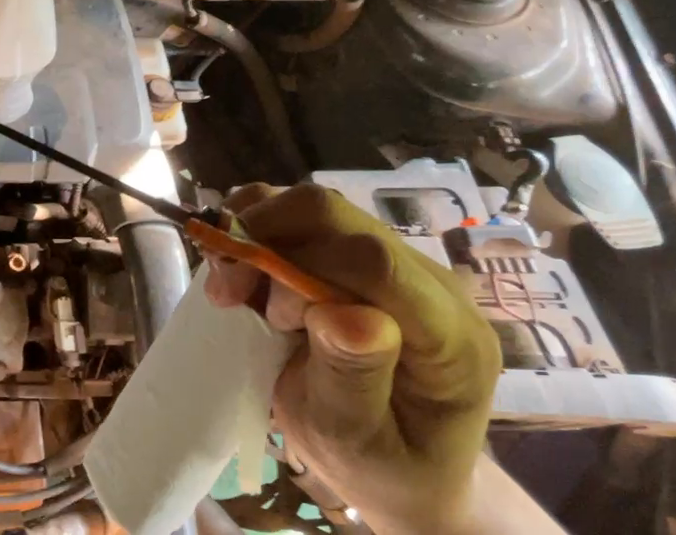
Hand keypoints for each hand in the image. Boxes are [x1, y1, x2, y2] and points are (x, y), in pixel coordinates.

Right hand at [204, 184, 504, 534]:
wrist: (394, 469)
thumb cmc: (378, 465)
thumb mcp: (357, 439)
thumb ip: (355, 376)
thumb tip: (350, 314)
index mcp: (447, 334)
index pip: (372, 261)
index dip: (296, 265)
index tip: (252, 308)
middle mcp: (428, 282)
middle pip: (333, 215)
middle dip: (262, 239)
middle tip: (228, 293)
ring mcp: (394, 262)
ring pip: (309, 206)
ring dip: (250, 233)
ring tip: (233, 288)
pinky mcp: (357, 255)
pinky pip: (296, 216)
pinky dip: (252, 231)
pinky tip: (243, 273)